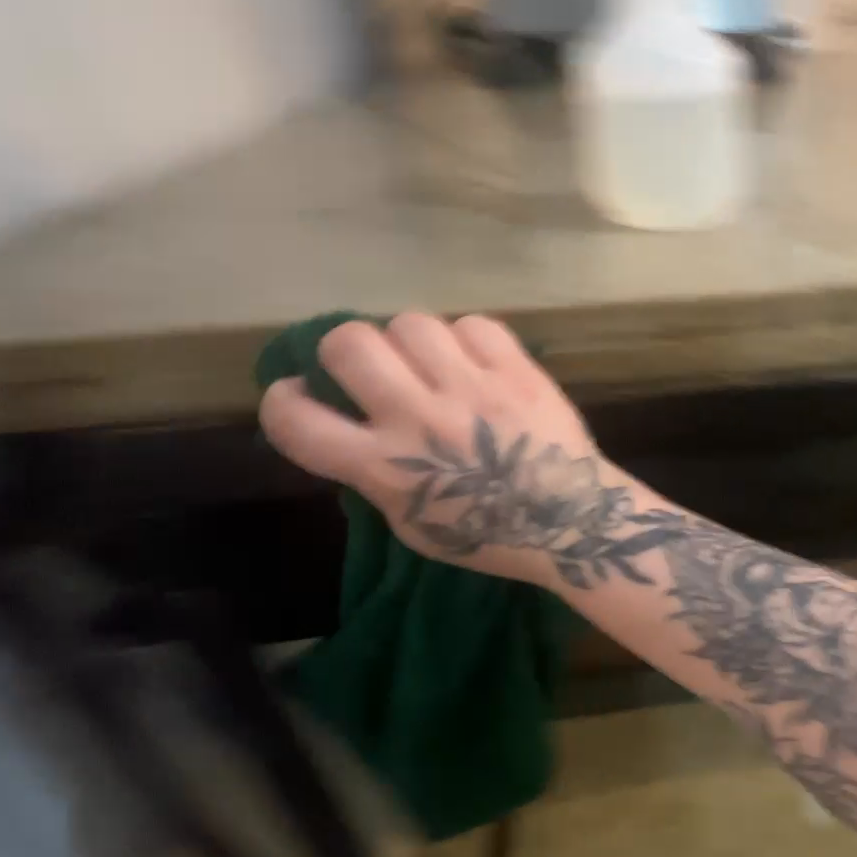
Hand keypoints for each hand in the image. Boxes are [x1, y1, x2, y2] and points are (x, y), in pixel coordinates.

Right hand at [259, 313, 672, 590]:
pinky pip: (475, 324)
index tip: (299, 397)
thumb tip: (348, 425)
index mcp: (384, 468)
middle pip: (348, 344)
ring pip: (411, 322)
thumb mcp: (411, 523)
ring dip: (408, 340)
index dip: (283, 401)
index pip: (296, 419)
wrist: (573, 520)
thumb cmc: (491, 534)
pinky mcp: (518, 371)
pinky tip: (474, 361)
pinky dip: (466, 338)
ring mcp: (472, 388)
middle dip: (344, 352)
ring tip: (428, 362)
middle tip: (370, 371)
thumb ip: (373, 473)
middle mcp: (420, 418)